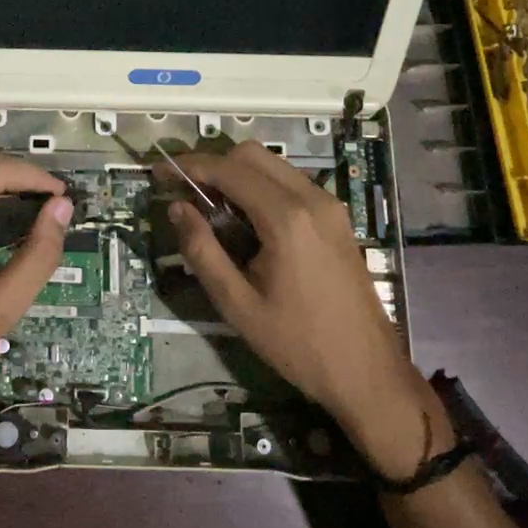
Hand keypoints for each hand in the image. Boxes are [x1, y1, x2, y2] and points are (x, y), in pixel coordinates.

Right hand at [163, 141, 433, 469]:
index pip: (229, 169)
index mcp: (286, 218)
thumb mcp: (237, 304)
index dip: (190, 166)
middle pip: (252, 154)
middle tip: (186, 193)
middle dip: (213, 165)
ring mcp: (329, 206)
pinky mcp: (337, 219)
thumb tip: (177, 208)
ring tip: (212, 210)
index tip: (160, 174)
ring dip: (238, 174)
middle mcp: (311, 199)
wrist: (367, 373)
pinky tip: (246, 221)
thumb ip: (202, 250)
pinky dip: (261, 187)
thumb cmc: (298, 344)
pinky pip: (291, 183)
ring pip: (273, 165)